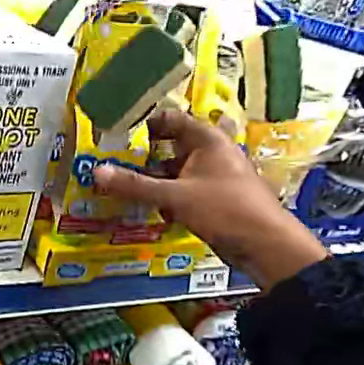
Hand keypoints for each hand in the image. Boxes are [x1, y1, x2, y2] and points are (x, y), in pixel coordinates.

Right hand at [93, 109, 327, 290]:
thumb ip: (136, 185)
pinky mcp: (215, 199)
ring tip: (122, 186)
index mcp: (207, 138)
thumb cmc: (225, 209)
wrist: (266, 246)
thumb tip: (96, 171)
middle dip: (143, 156)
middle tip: (111, 162)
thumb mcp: (175, 196)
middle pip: (170, 146)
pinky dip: (167, 197)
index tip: (114, 133)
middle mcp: (212, 152)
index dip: (143, 124)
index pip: (169, 119)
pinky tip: (147, 209)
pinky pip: (184, 191)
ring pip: (176, 171)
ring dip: (153, 180)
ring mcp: (215, 176)